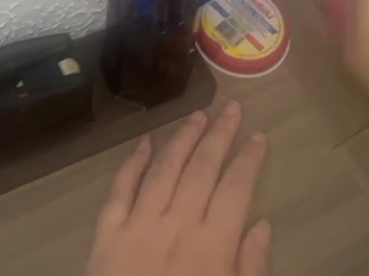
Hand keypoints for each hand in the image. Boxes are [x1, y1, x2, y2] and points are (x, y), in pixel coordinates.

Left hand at [86, 101, 271, 275]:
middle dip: (220, 135)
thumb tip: (262, 226)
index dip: (249, 159)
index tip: (259, 136)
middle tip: (233, 108)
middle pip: (202, 168)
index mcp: (211, 247)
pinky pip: (120, 190)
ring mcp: (137, 226)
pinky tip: (144, 142)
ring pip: (164, 168)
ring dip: (182, 138)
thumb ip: (249, 270)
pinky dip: (132, 163)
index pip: (236, 188)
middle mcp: (176, 225)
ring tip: (197, 115)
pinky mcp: (105, 236)